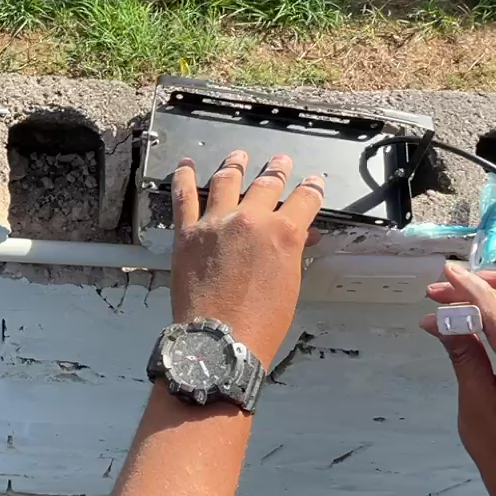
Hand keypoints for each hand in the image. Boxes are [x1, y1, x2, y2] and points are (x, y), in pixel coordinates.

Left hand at [170, 150, 324, 360]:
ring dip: (235, 164)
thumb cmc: (258, 322)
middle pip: (267, 184)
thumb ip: (291, 253)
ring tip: (238, 156)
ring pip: (227, 180)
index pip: (304, 199)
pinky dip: (183, 177)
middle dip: (277, 170)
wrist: (219, 338)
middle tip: (280, 162)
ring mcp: (216, 223)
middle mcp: (250, 220)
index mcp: (284, 233)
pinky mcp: (188, 233)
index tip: (312, 182)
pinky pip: (183, 196)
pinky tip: (185, 165)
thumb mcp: (289, 285)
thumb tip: (297, 240)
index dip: (311, 189)